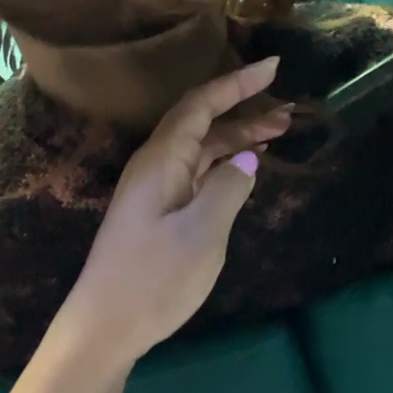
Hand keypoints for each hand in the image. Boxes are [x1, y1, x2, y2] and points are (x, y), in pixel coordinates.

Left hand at [56, 58, 292, 365]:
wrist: (104, 326)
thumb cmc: (153, 278)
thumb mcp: (202, 233)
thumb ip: (229, 188)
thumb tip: (247, 159)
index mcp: (161, 159)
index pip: (201, 104)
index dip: (237, 83)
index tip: (273, 66)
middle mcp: (155, 165)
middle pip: (201, 122)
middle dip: (243, 109)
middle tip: (288, 110)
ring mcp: (154, 189)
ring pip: (200, 148)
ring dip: (236, 138)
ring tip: (279, 133)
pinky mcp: (157, 211)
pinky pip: (196, 171)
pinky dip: (224, 163)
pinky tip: (245, 169)